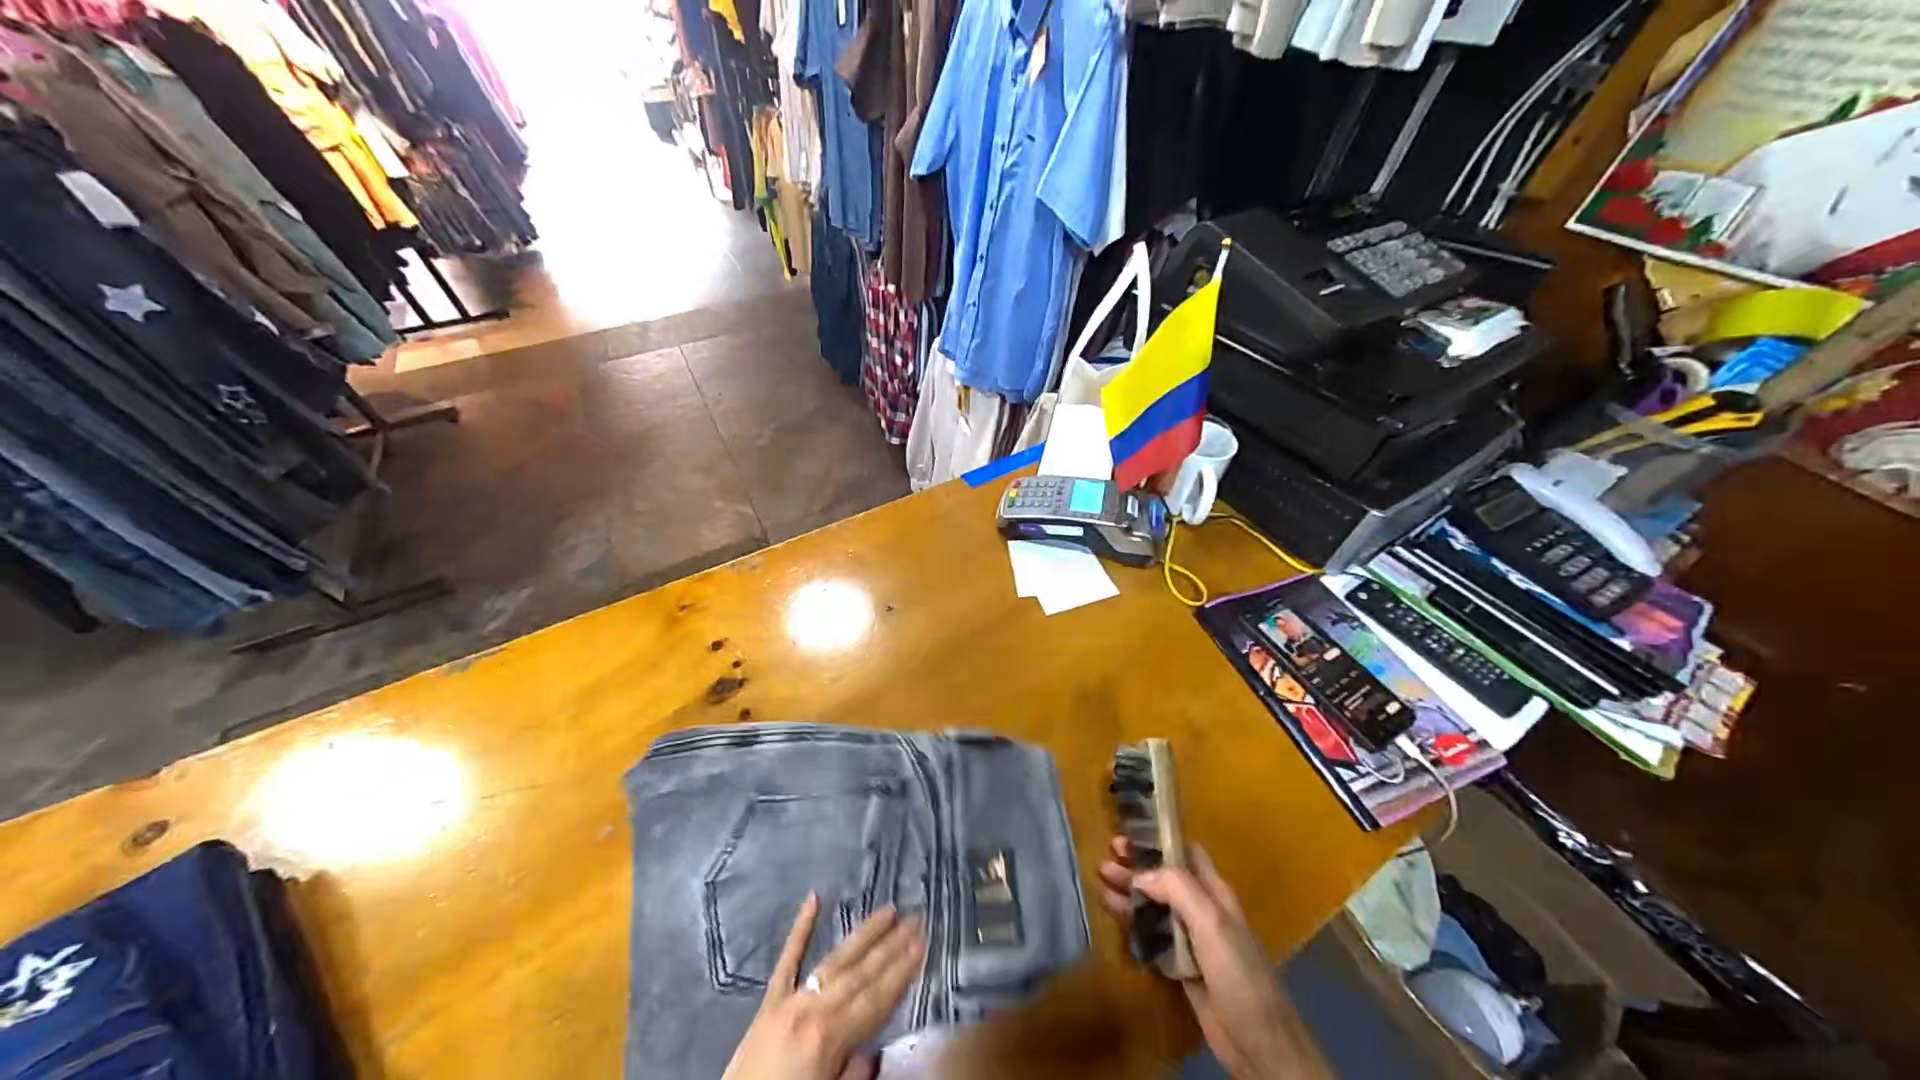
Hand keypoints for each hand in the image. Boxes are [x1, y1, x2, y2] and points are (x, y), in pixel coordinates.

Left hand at [721, 893, 926, 1079]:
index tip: (922, 943)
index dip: (901, 971)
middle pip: (860, 973)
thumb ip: (855, 1072)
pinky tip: (813, 898)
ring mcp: (790, 1000)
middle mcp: (813, 1009)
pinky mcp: (769, 1002)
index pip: (876, 998)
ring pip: (834, 961)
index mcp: (830, 1037)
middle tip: (915, 919)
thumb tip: (874, 1047)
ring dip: (864, 935)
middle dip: (891, 946)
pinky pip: (787, 960)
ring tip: (887, 911)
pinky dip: (800, 929)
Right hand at [1098, 838, 1326, 1079]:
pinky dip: (1133, 922)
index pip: (1186, 852)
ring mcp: (1191, 939)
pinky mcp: (1181, 966)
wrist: (1260, 1045)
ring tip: (1101, 882)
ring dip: (1131, 892)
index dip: (1160, 837)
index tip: (1129, 828)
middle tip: (1106, 856)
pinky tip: (1114, 916)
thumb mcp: (1212, 925)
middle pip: (1165, 877)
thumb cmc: (1240, 976)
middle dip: (1137, 864)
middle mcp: (1202, 910)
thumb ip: (1179, 890)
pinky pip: (1152, 936)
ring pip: (1156, 905)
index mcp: (1215, 893)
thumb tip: (1141, 874)